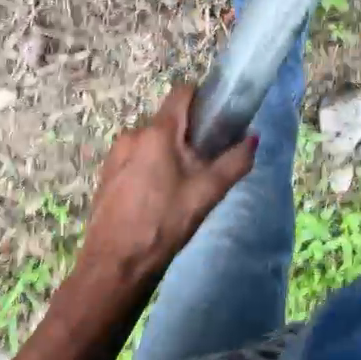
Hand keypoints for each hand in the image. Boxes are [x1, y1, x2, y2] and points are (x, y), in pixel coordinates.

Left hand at [82, 83, 255, 276]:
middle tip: (205, 162)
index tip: (219, 119)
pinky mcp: (106, 176)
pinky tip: (158, 198)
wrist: (115, 266)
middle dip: (189, 135)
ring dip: (168, 153)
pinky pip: (136, 159)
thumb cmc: (164, 222)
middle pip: (169, 121)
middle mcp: (133, 134)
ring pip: (152, 142)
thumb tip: (253, 139)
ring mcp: (115, 155)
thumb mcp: (208, 192)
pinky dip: (150, 168)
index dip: (203, 99)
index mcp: (158, 131)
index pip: (182, 92)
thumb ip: (235, 161)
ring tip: (182, 185)